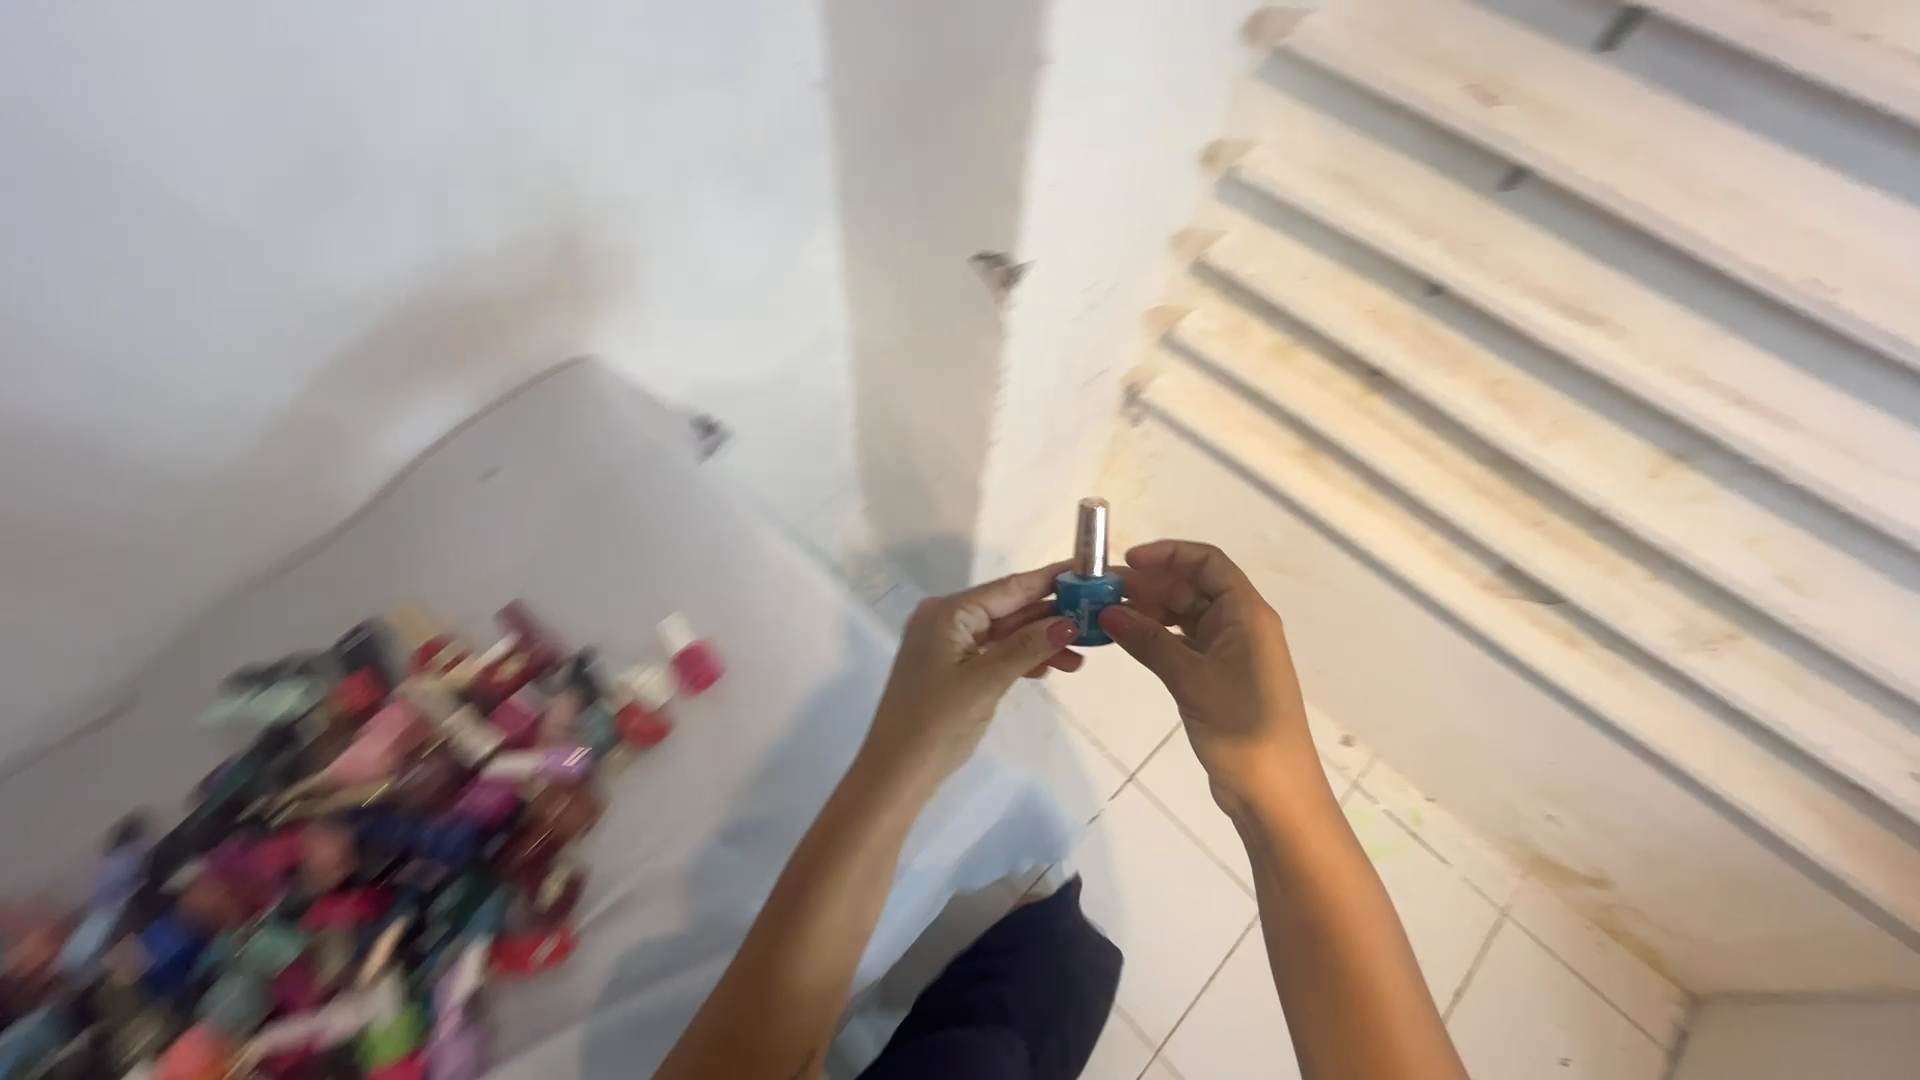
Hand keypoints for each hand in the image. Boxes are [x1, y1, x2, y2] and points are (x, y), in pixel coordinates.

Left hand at [861, 562, 1084, 786]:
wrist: (897, 771)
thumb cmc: (937, 721)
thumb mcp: (987, 680)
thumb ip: (1028, 647)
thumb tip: (1069, 622)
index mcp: (948, 612)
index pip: (1009, 588)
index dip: (1049, 580)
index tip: (1087, 570)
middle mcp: (946, 619)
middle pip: (1009, 609)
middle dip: (1050, 617)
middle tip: (1096, 620)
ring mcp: (948, 644)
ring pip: (1005, 633)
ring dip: (1040, 643)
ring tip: (1080, 657)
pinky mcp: (953, 668)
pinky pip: (994, 653)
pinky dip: (1021, 659)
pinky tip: (1050, 668)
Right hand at [1096, 541, 1316, 807]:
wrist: (1274, 793)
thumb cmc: (1243, 727)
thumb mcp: (1192, 679)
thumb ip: (1149, 642)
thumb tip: (1108, 613)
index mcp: (1247, 614)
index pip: (1208, 563)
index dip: (1168, 554)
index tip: (1126, 561)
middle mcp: (1239, 625)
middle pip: (1192, 587)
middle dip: (1148, 584)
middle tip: (1100, 592)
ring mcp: (1228, 652)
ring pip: (1183, 615)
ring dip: (1147, 611)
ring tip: (1103, 614)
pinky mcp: (1216, 677)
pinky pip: (1181, 643)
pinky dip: (1154, 638)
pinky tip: (1124, 640)